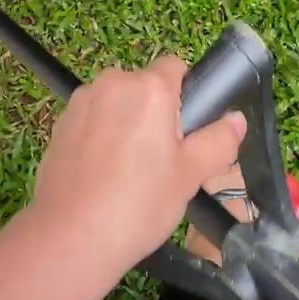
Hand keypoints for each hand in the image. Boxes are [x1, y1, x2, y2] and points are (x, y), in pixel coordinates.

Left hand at [24, 55, 246, 281]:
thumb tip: (236, 119)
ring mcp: (83, 98)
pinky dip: (101, 134)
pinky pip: (93, 116)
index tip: (186, 130)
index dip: (186, 94)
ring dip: (126, 121)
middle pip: (144, 86)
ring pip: (117, 101)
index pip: (175, 66)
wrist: (71, 233)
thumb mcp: (189, 176)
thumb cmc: (139, 202)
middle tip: (162, 159)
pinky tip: (102, 172)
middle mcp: (114, 81)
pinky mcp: (62, 119)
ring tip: (129, 171)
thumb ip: (217, 142)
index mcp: (149, 88)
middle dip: (155, 112)